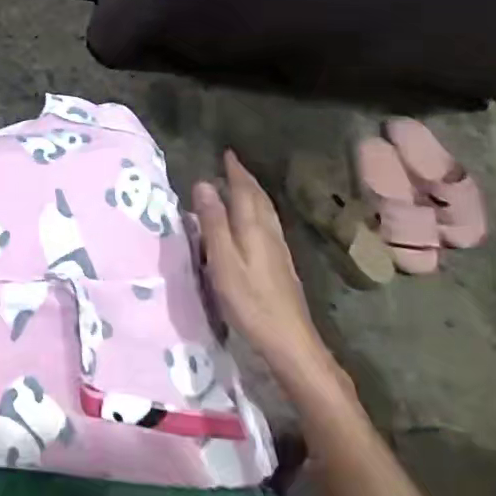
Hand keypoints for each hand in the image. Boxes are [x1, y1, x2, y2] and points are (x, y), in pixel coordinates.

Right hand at [195, 150, 336, 381]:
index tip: (226, 153)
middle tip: (232, 165)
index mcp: (254, 228)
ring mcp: (279, 251)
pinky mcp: (282, 267)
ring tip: (241, 186)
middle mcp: (270, 234)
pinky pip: (268, 225)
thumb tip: (204, 183)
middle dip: (245, 180)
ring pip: (266, 213)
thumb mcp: (223, 261)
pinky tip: (254, 223)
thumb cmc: (250, 301)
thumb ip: (213, 222)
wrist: (291, 342)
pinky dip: (258, 212)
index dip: (236, 171)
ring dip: (253, 195)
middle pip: (259, 199)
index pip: (245, 191)